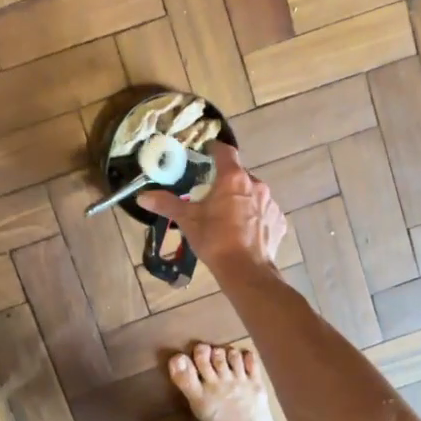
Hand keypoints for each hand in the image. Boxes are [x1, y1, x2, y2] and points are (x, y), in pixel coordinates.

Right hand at [137, 143, 285, 273]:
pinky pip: (264, 212)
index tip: (204, 154)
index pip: (225, 151)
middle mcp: (256, 185)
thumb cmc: (215, 240)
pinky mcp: (278, 221)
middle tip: (210, 195)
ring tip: (227, 216)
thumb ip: (166, 204)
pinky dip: (254, 217)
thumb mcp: (187, 220)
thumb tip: (142, 197)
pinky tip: (244, 231)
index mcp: (233, 178)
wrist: (246, 271)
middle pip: (238, 175)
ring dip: (240, 199)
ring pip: (252, 194)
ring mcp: (270, 203)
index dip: (214, 150)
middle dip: (225, 181)